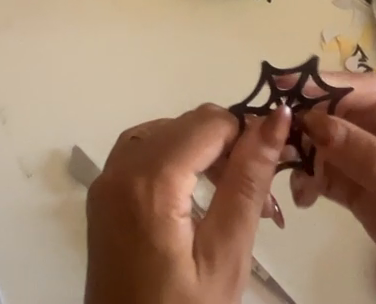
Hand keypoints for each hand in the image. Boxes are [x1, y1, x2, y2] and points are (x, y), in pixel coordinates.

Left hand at [85, 105, 290, 303]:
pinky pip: (139, 153)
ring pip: (161, 133)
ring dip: (199, 152)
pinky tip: (194, 194)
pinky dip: (171, 159)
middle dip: (225, 148)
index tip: (272, 173)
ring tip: (230, 196)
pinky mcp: (101, 195)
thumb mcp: (225, 256)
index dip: (246, 136)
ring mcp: (104, 180)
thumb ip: (247, 183)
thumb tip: (275, 119)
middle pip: (183, 125)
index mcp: (149, 181)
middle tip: (260, 201)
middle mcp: (119, 167)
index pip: (207, 122)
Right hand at [289, 73, 375, 303]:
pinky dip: (311, 180)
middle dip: (312, 117)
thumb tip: (318, 121)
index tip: (288, 87)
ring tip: (284, 168)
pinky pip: (333, 177)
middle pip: (351, 114)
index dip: (334, 86)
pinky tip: (301, 194)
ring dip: (307, 151)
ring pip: (336, 144)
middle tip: (272, 127)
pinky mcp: (371, 205)